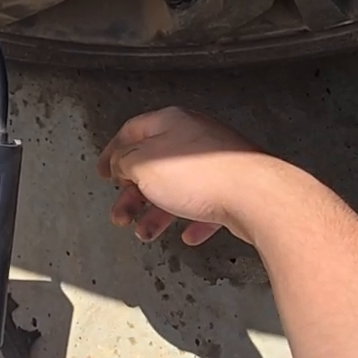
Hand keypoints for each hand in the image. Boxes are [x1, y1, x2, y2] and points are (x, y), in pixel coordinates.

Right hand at [96, 106, 289, 245]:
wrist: (254, 197)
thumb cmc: (199, 176)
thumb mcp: (142, 165)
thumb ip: (123, 162)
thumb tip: (120, 163)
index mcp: (171, 122)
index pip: (131, 132)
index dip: (112, 153)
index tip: (104, 171)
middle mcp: (195, 137)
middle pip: (154, 166)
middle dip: (133, 194)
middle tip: (121, 212)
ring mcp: (217, 163)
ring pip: (178, 189)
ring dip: (157, 213)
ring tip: (146, 232)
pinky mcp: (234, 187)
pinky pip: (206, 205)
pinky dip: (192, 220)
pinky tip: (188, 234)